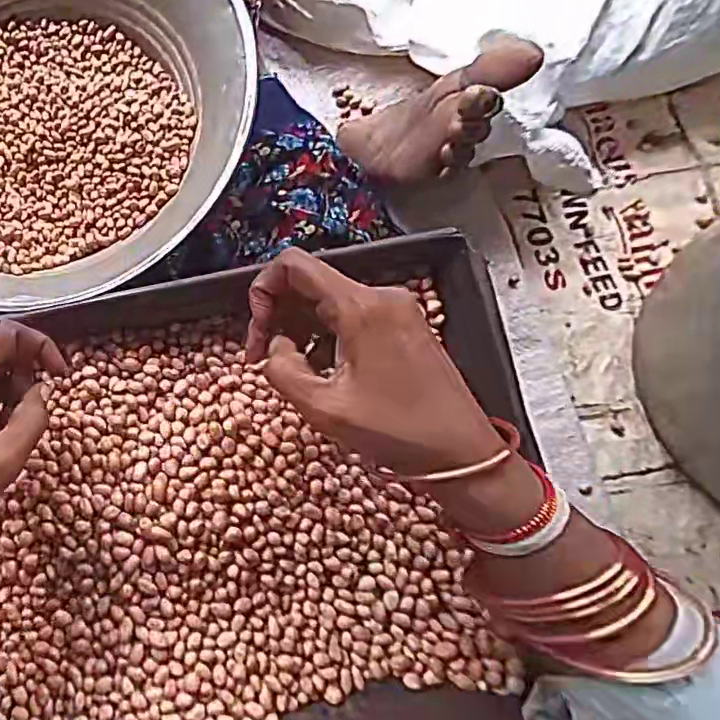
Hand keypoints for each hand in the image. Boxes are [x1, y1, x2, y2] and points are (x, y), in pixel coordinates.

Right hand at [245, 248, 504, 473]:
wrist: (461, 453)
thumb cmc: (399, 431)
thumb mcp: (323, 407)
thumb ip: (281, 370)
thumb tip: (273, 347)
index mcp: (361, 309)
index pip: (293, 266)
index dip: (262, 290)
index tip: (257, 330)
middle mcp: (380, 298)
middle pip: (307, 283)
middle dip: (275, 316)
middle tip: (262, 356)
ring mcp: (394, 310)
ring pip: (324, 301)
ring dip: (296, 329)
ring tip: (291, 369)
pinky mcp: (400, 325)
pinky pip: (346, 316)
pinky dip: (321, 336)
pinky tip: (319, 370)